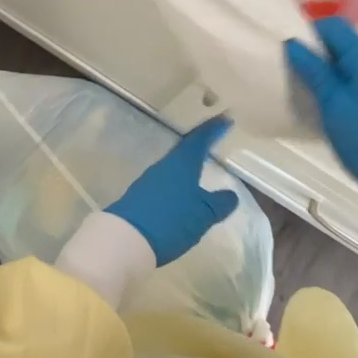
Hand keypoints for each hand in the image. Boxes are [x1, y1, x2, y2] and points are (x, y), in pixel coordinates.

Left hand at [106, 116, 239, 265]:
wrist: (126, 239)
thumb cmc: (171, 219)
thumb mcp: (203, 214)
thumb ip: (219, 203)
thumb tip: (231, 195)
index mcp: (182, 163)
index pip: (200, 138)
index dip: (213, 128)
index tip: (225, 118)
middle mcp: (165, 165)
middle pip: (185, 148)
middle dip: (200, 142)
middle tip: (214, 138)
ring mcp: (150, 180)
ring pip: (174, 164)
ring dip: (188, 162)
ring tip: (201, 164)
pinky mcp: (141, 195)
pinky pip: (166, 180)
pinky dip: (178, 180)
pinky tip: (182, 191)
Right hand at [286, 16, 357, 195]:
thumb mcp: (332, 104)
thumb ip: (313, 70)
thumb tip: (291, 42)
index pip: (334, 27)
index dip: (310, 34)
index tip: (293, 53)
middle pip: (342, 41)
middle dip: (318, 52)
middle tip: (298, 72)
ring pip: (347, 57)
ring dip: (327, 66)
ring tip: (310, 87)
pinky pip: (356, 70)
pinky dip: (340, 77)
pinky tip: (328, 96)